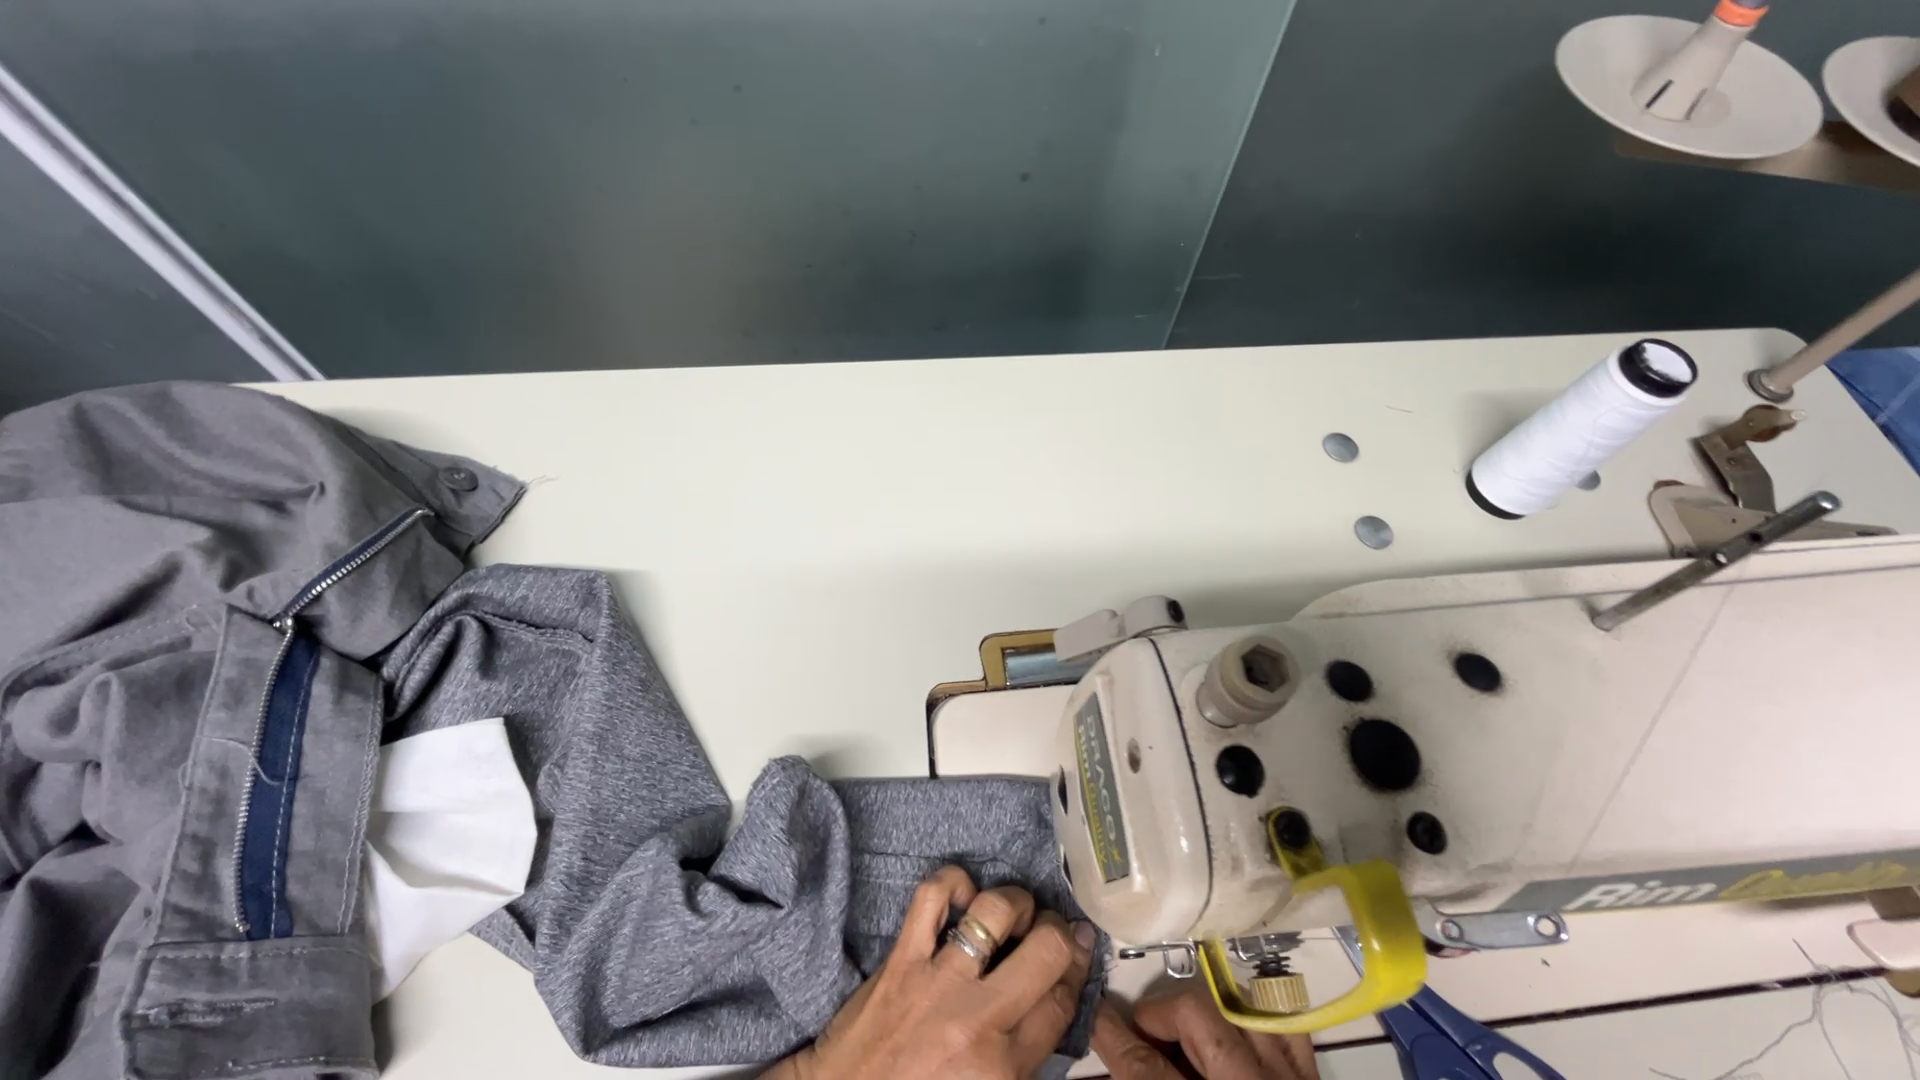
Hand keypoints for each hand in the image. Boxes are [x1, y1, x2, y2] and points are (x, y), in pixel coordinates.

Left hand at [764, 865, 1096, 1079]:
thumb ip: (1024, 1048)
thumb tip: (1057, 989)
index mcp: (1004, 1067)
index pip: (1062, 1000)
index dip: (1078, 967)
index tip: (1079, 948)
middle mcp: (976, 1019)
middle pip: (1046, 950)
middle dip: (1057, 931)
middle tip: (1048, 931)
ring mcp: (936, 982)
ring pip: (995, 913)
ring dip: (1014, 903)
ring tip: (1010, 913)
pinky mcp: (900, 958)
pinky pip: (931, 896)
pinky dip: (952, 882)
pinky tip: (962, 898)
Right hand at [1092, 986, 1320, 1079]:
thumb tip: (1123, 1056)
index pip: (1146, 1069)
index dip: (1114, 1037)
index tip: (1095, 1015)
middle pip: (1193, 1017)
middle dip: (1157, 1017)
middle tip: (1140, 1035)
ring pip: (1235, 1010)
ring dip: (1201, 1015)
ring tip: (1184, 1038)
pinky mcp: (1312, 1079)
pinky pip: (1283, 1025)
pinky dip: (1255, 1017)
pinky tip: (1235, 1026)